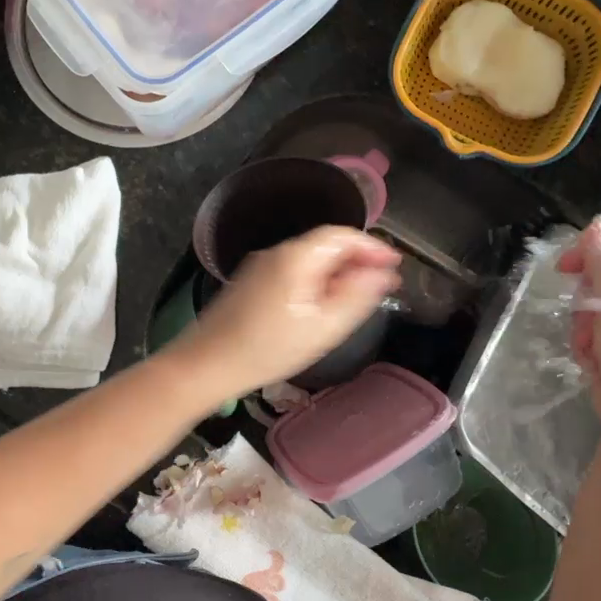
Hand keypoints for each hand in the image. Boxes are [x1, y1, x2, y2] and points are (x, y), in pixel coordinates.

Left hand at [170, 226, 401, 401]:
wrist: (206, 365)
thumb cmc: (268, 349)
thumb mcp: (323, 327)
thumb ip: (356, 295)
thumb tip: (382, 273)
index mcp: (295, 257)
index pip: (340, 235)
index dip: (371, 246)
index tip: (394, 263)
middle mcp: (275, 254)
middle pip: (323, 245)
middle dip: (355, 259)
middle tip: (380, 281)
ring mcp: (258, 269)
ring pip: (306, 260)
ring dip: (335, 272)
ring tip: (356, 295)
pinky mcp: (248, 285)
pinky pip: (290, 273)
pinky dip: (313, 282)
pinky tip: (321, 306)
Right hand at [558, 216, 600, 440]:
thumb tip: (596, 226)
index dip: (592, 252)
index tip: (565, 266)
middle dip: (588, 299)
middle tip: (587, 317)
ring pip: (598, 307)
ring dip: (586, 325)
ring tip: (591, 345)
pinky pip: (599, 333)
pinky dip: (590, 344)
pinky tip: (594, 359)